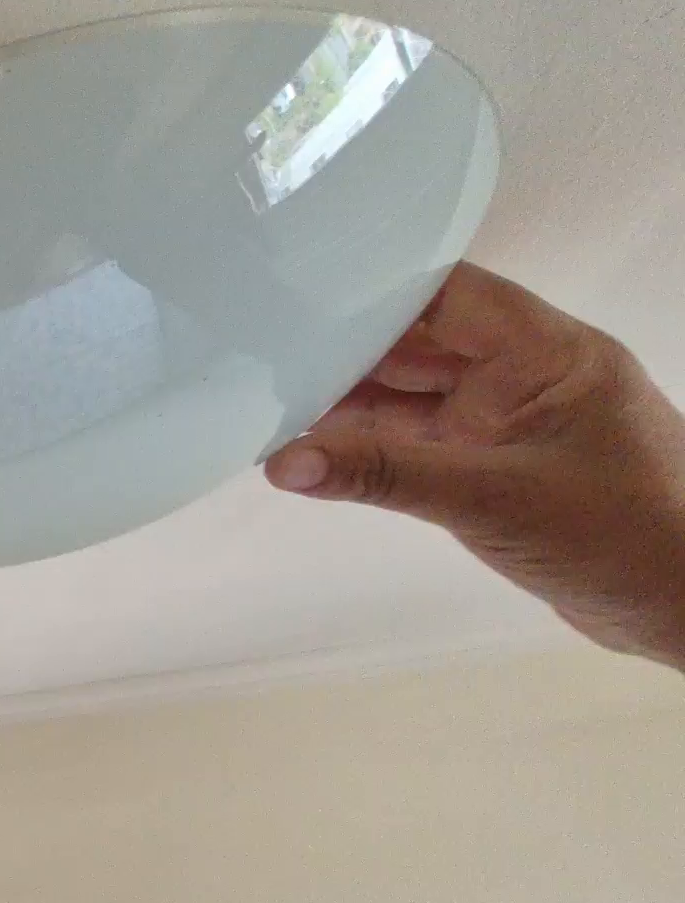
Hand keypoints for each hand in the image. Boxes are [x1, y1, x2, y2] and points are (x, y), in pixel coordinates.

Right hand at [265, 262, 684, 670]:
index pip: (446, 294)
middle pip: (408, 340)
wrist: (684, 612)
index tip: (296, 299)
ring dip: (336, 396)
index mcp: (544, 355)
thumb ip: (379, 475)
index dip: (374, 290)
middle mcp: (514, 375)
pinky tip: (301, 444)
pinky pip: (394, 432)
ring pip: (394, 388)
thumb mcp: (491, 500)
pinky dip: (348, 437)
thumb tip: (282, 465)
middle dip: (337, 348)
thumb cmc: (627, 540)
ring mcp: (490, 417)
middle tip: (259, 358)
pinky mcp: (470, 456)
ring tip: (264, 402)